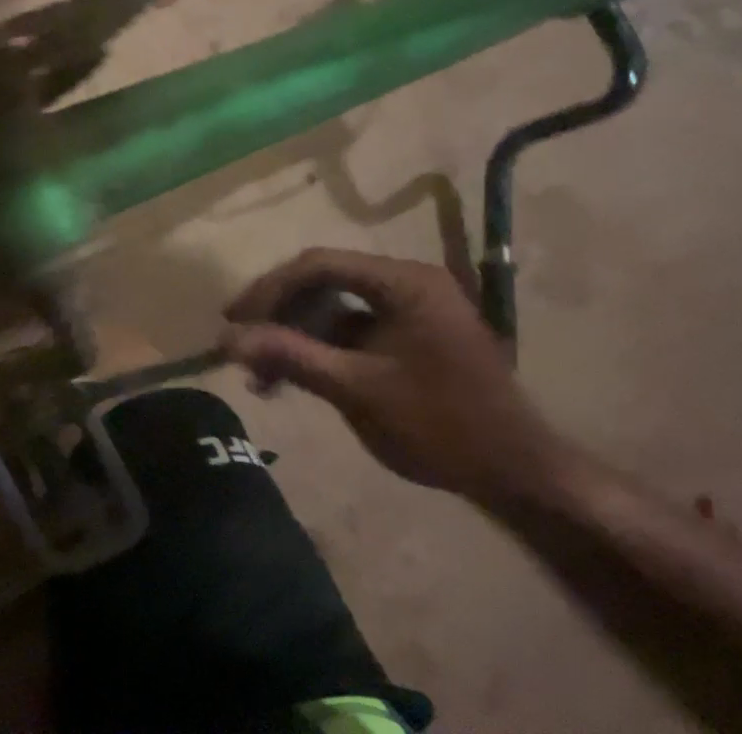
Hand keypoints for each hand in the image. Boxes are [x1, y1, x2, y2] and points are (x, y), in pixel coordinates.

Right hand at [219, 248, 571, 502]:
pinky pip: (347, 332)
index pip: (318, 265)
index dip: (268, 290)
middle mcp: (408, 285)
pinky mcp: (407, 340)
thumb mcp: (356, 389)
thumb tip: (225, 339)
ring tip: (260, 377)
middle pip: (320, 283)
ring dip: (290, 338)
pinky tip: (288, 381)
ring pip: (329, 310)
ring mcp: (409, 312)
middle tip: (239, 346)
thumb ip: (289, 355)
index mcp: (405, 283)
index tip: (233, 322)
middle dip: (276, 316)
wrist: (517, 475)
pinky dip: (315, 351)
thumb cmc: (442, 426)